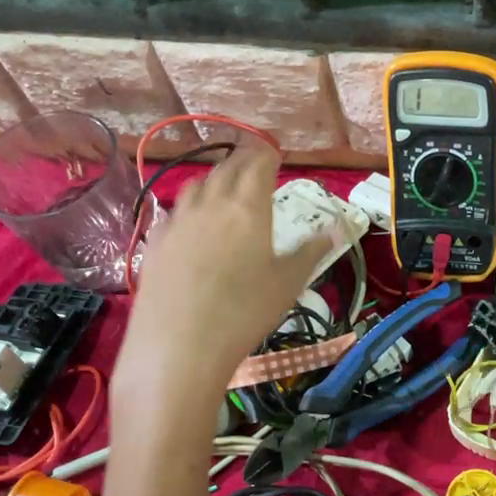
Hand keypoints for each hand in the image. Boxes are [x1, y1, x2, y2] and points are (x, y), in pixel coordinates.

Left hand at [114, 146, 332, 409]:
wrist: (179, 344)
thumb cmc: (245, 311)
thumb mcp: (289, 282)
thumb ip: (313, 250)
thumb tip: (340, 226)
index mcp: (249, 208)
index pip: (258, 165)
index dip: (268, 154)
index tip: (275, 151)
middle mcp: (211, 204)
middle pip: (226, 169)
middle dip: (242, 160)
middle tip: (254, 160)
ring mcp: (178, 221)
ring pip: (196, 185)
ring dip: (213, 177)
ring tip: (223, 183)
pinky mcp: (155, 242)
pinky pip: (174, 210)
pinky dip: (189, 204)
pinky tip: (192, 218)